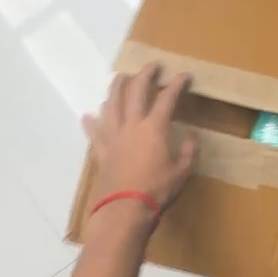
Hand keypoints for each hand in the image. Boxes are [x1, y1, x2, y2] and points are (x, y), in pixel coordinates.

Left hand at [82, 63, 196, 226]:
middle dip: (145, 74)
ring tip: (120, 78)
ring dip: (116, 88)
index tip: (184, 75)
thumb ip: (189, 149)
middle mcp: (132, 125)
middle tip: (152, 66)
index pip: (167, 97)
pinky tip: (88, 116)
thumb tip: (190, 134)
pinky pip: (94, 133)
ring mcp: (113, 137)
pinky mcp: (102, 152)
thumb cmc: (158, 190)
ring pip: (112, 104)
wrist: (124, 210)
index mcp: (155, 127)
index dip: (177, 84)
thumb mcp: (184, 170)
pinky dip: (91, 123)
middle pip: (136, 91)